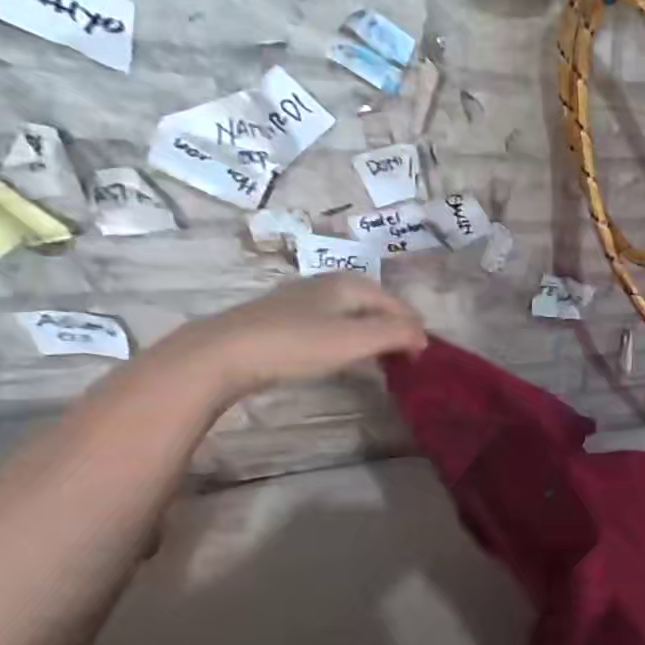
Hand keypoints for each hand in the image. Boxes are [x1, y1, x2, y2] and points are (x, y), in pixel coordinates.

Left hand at [178, 275, 427, 395]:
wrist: (222, 355)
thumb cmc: (295, 345)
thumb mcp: (354, 340)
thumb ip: (395, 335)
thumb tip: (423, 336)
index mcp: (346, 284)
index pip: (394, 302)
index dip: (412, 327)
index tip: (422, 356)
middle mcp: (324, 285)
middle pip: (372, 304)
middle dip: (393, 327)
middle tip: (405, 358)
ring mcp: (299, 302)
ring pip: (348, 314)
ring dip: (369, 334)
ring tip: (379, 359)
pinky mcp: (279, 321)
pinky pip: (327, 325)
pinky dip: (345, 339)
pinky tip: (339, 356)